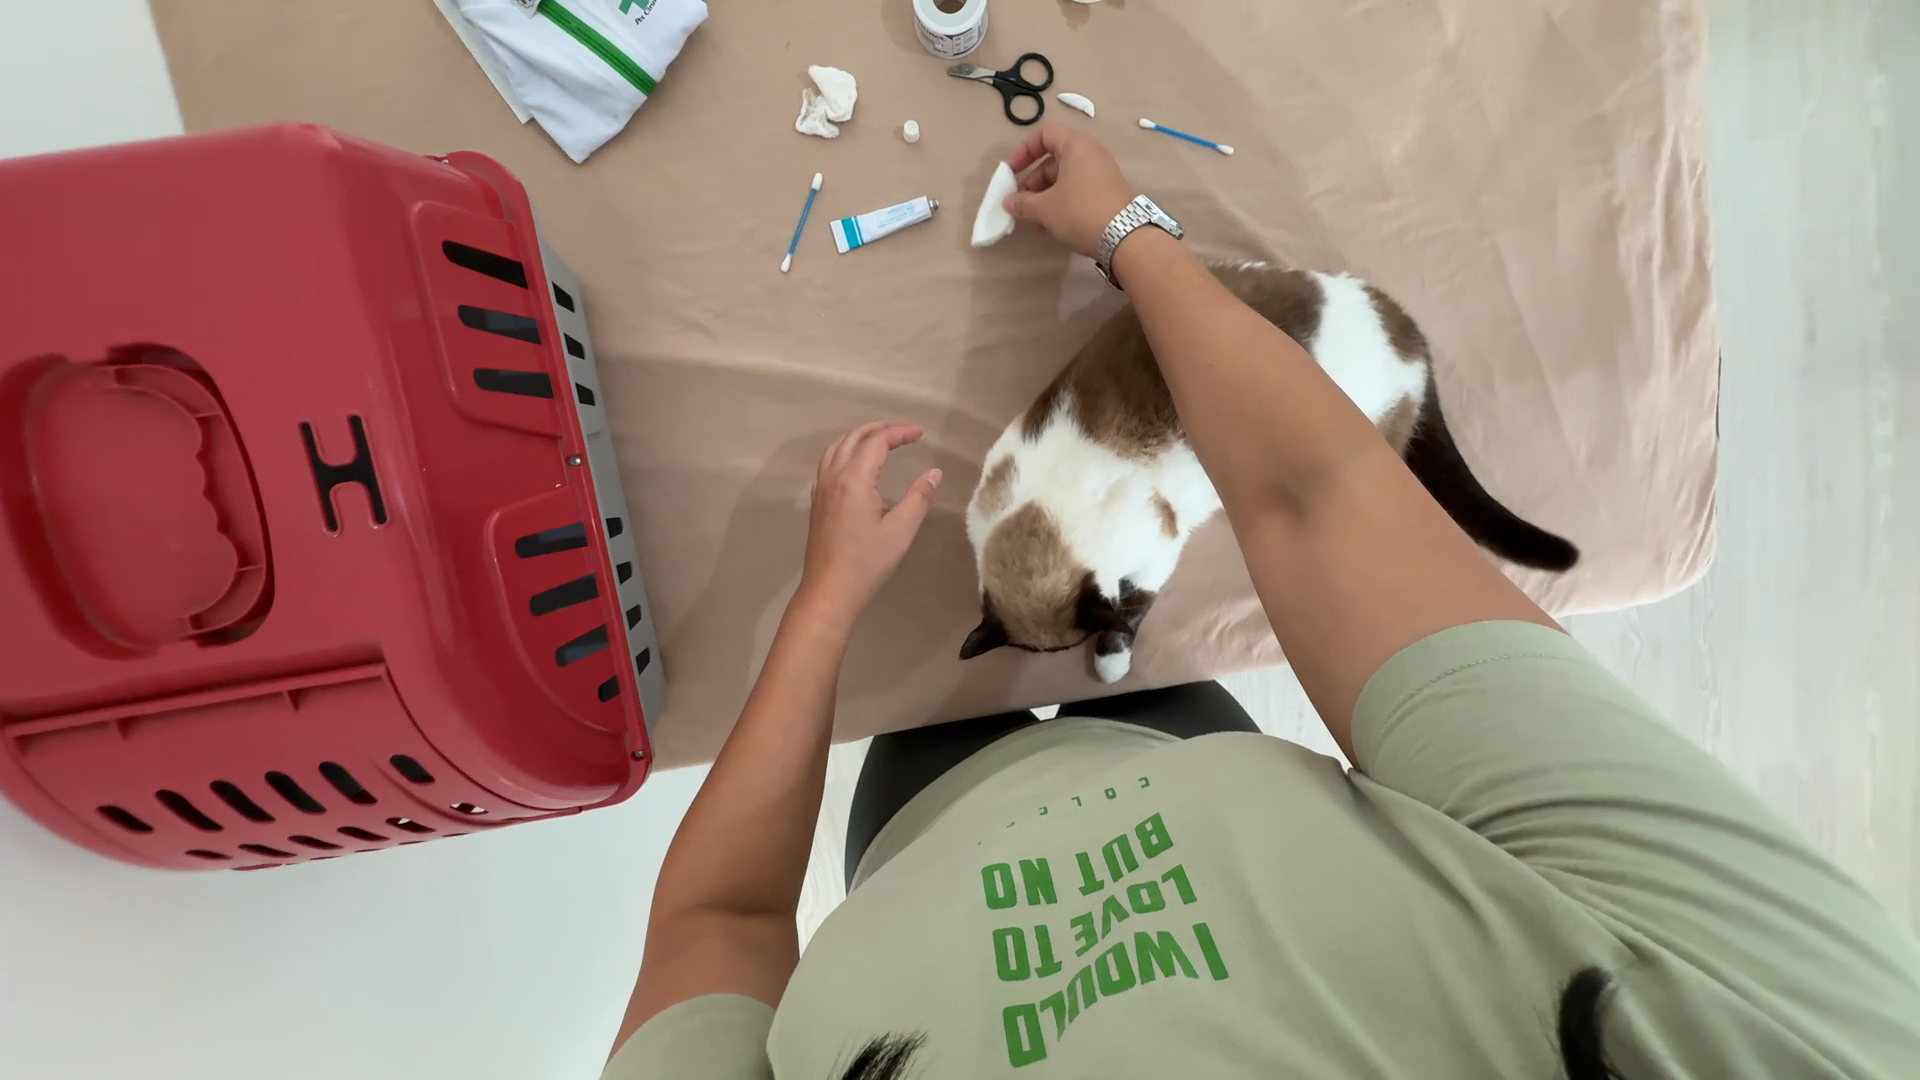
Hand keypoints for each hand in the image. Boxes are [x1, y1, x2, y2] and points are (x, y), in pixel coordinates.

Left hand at [795, 421, 941, 630]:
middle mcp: (833, 477)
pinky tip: (857, 464)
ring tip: (882, 439)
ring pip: (837, 447)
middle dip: (880, 429)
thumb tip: (934, 473)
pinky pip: (829, 462)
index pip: (877, 441)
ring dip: (860, 436)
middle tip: (905, 431)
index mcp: (854, 479)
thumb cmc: (868, 562)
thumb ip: (918, 497)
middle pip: (854, 437)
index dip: (900, 432)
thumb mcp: (901, 530)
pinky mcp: (818, 501)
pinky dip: (846, 451)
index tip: (921, 434)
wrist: (830, 589)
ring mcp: (821, 489)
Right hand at [1002, 124, 1137, 259]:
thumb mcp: (1045, 208)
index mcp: (1075, 145)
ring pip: (1064, 178)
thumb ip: (1023, 203)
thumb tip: (1008, 203)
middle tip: (1021, 204)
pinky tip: (1051, 224)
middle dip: (1032, 182)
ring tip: (1034, 220)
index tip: (1011, 173)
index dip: (1023, 151)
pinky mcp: (1105, 190)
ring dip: (1044, 197)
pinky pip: (1076, 189)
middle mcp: (1090, 152)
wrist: (1124, 235)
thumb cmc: (1080, 212)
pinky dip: (1061, 201)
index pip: (1044, 135)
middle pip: (1053, 159)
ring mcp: (1100, 172)